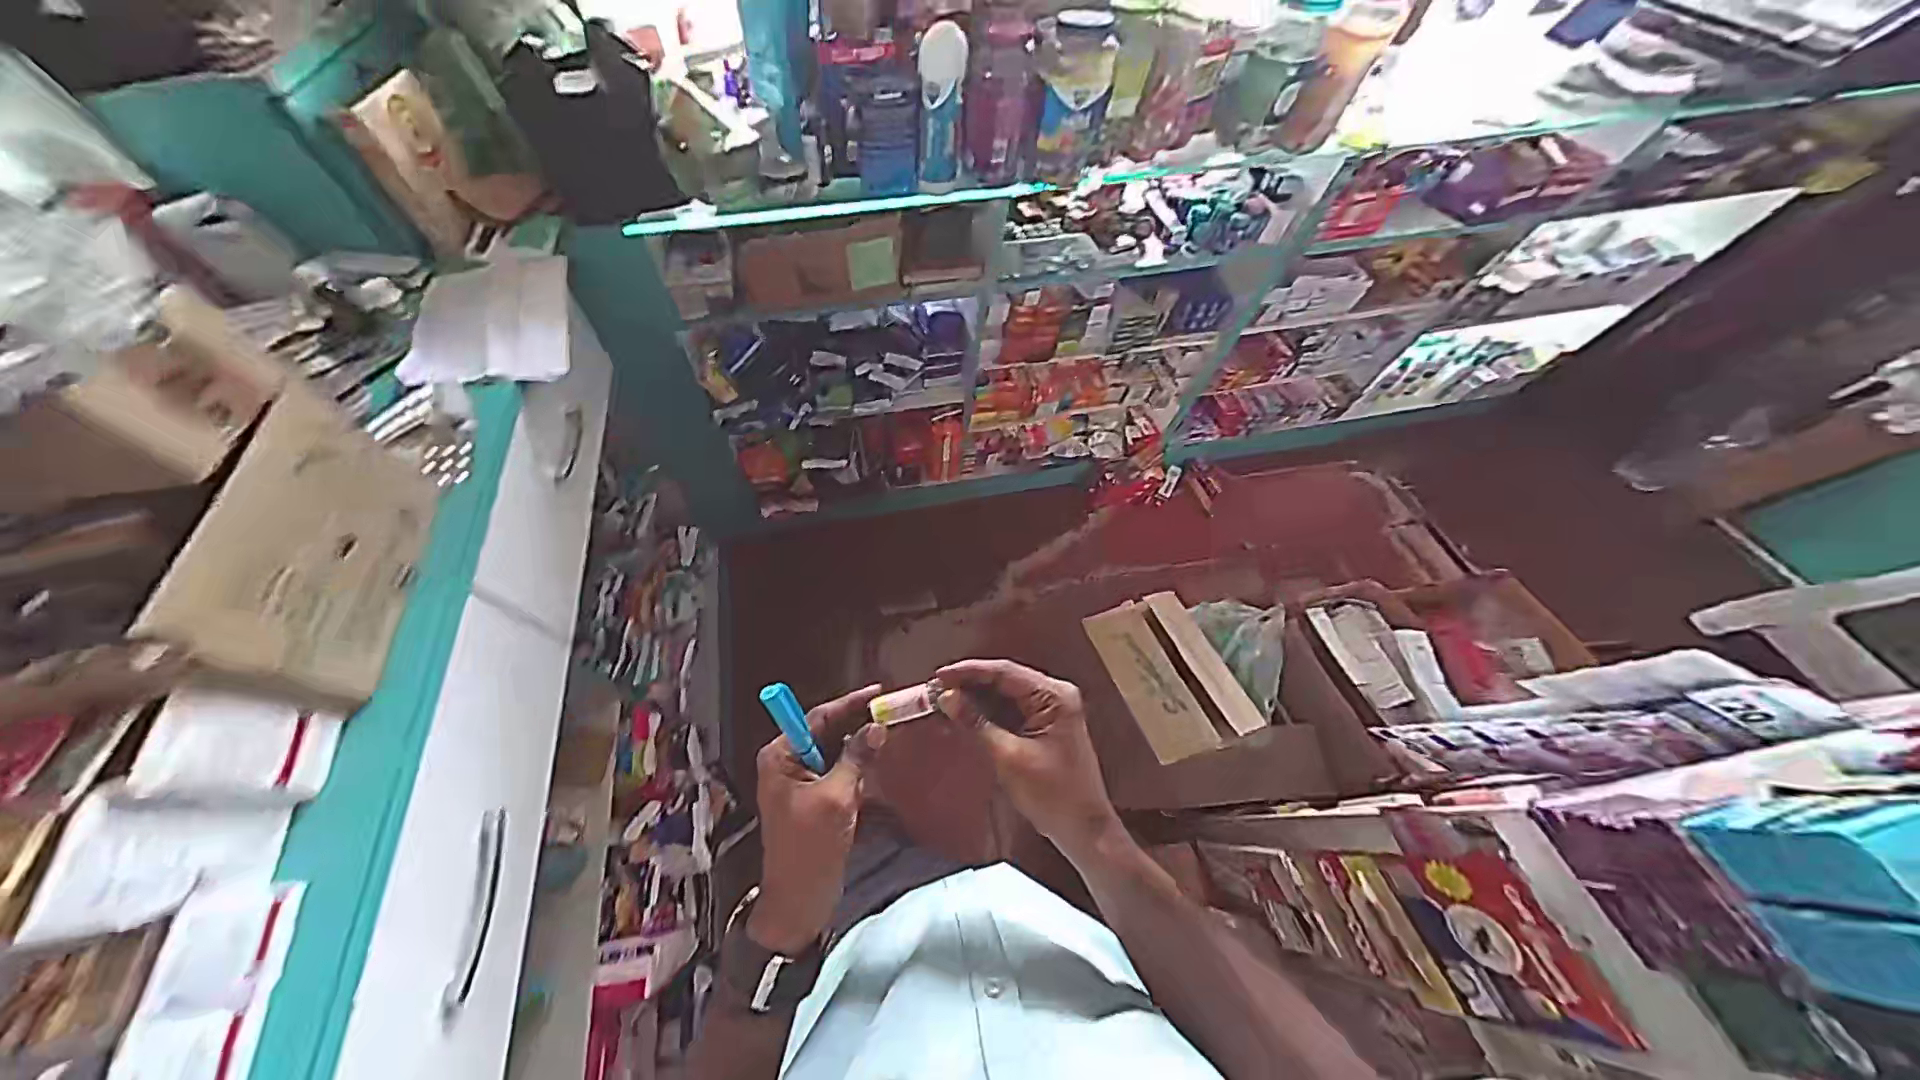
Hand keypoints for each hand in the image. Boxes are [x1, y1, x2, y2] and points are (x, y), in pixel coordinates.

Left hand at [749, 684, 885, 954]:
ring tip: (890, 729)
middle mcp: (788, 763)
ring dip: (860, 743)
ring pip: (836, 751)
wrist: (799, 903)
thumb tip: (876, 727)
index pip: (817, 717)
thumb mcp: (836, 797)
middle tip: (890, 709)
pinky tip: (880, 759)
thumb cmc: (809, 847)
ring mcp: (802, 782)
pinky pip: (840, 772)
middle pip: (827, 731)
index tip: (877, 693)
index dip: (848, 703)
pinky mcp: (817, 800)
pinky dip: (859, 765)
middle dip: (857, 721)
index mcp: (780, 756)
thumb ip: (856, 758)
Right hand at [934, 659, 1120, 859]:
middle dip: (970, 682)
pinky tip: (964, 713)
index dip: (968, 671)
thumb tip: (947, 698)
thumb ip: (977, 724)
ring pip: (1006, 693)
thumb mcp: (1009, 757)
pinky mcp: (1044, 724)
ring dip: (976, 696)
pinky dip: (987, 711)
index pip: (1005, 672)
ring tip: (944, 698)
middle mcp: (1055, 695)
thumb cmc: (1053, 794)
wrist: (1084, 829)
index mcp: (1054, 696)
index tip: (939, 675)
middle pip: (1005, 679)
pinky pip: (1011, 709)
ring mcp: (1051, 709)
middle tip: (936, 687)